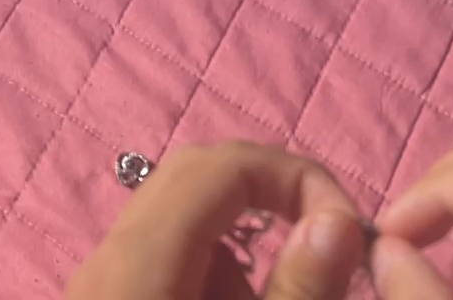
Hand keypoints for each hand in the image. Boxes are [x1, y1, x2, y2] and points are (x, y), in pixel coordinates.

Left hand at [67, 141, 368, 299]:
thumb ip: (296, 289)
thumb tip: (339, 222)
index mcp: (137, 261)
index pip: (221, 166)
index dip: (292, 177)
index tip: (347, 231)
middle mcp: (110, 258)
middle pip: (200, 183)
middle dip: (271, 209)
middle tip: (323, 257)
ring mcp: (104, 282)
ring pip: (189, 231)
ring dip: (245, 263)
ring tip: (273, 297)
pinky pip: (170, 264)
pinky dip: (214, 281)